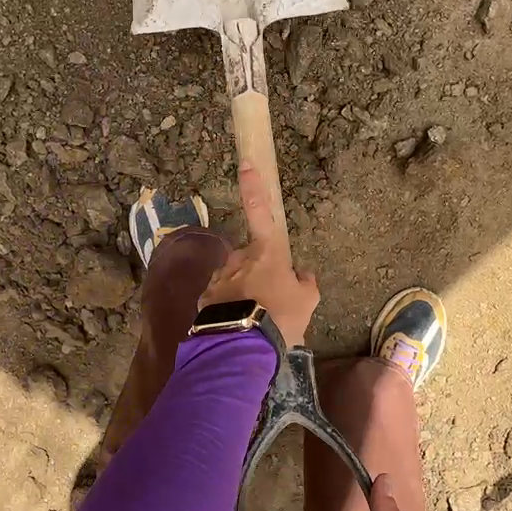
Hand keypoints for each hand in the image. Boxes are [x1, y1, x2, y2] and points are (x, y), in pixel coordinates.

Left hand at [199, 161, 318, 346]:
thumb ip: (306, 285)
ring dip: (242, 293)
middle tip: (270, 303)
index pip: (260, 212)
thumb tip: (303, 274)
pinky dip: (228, 308)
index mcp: (266, 252)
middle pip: (248, 259)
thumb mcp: (307, 303)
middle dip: (256, 274)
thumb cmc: (280, 317)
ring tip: (255, 321)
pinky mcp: (204, 298)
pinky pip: (220, 298)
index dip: (253, 186)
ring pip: (233, 279)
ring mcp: (218, 278)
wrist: (242, 346)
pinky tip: (239, 327)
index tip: (245, 164)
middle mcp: (238, 259)